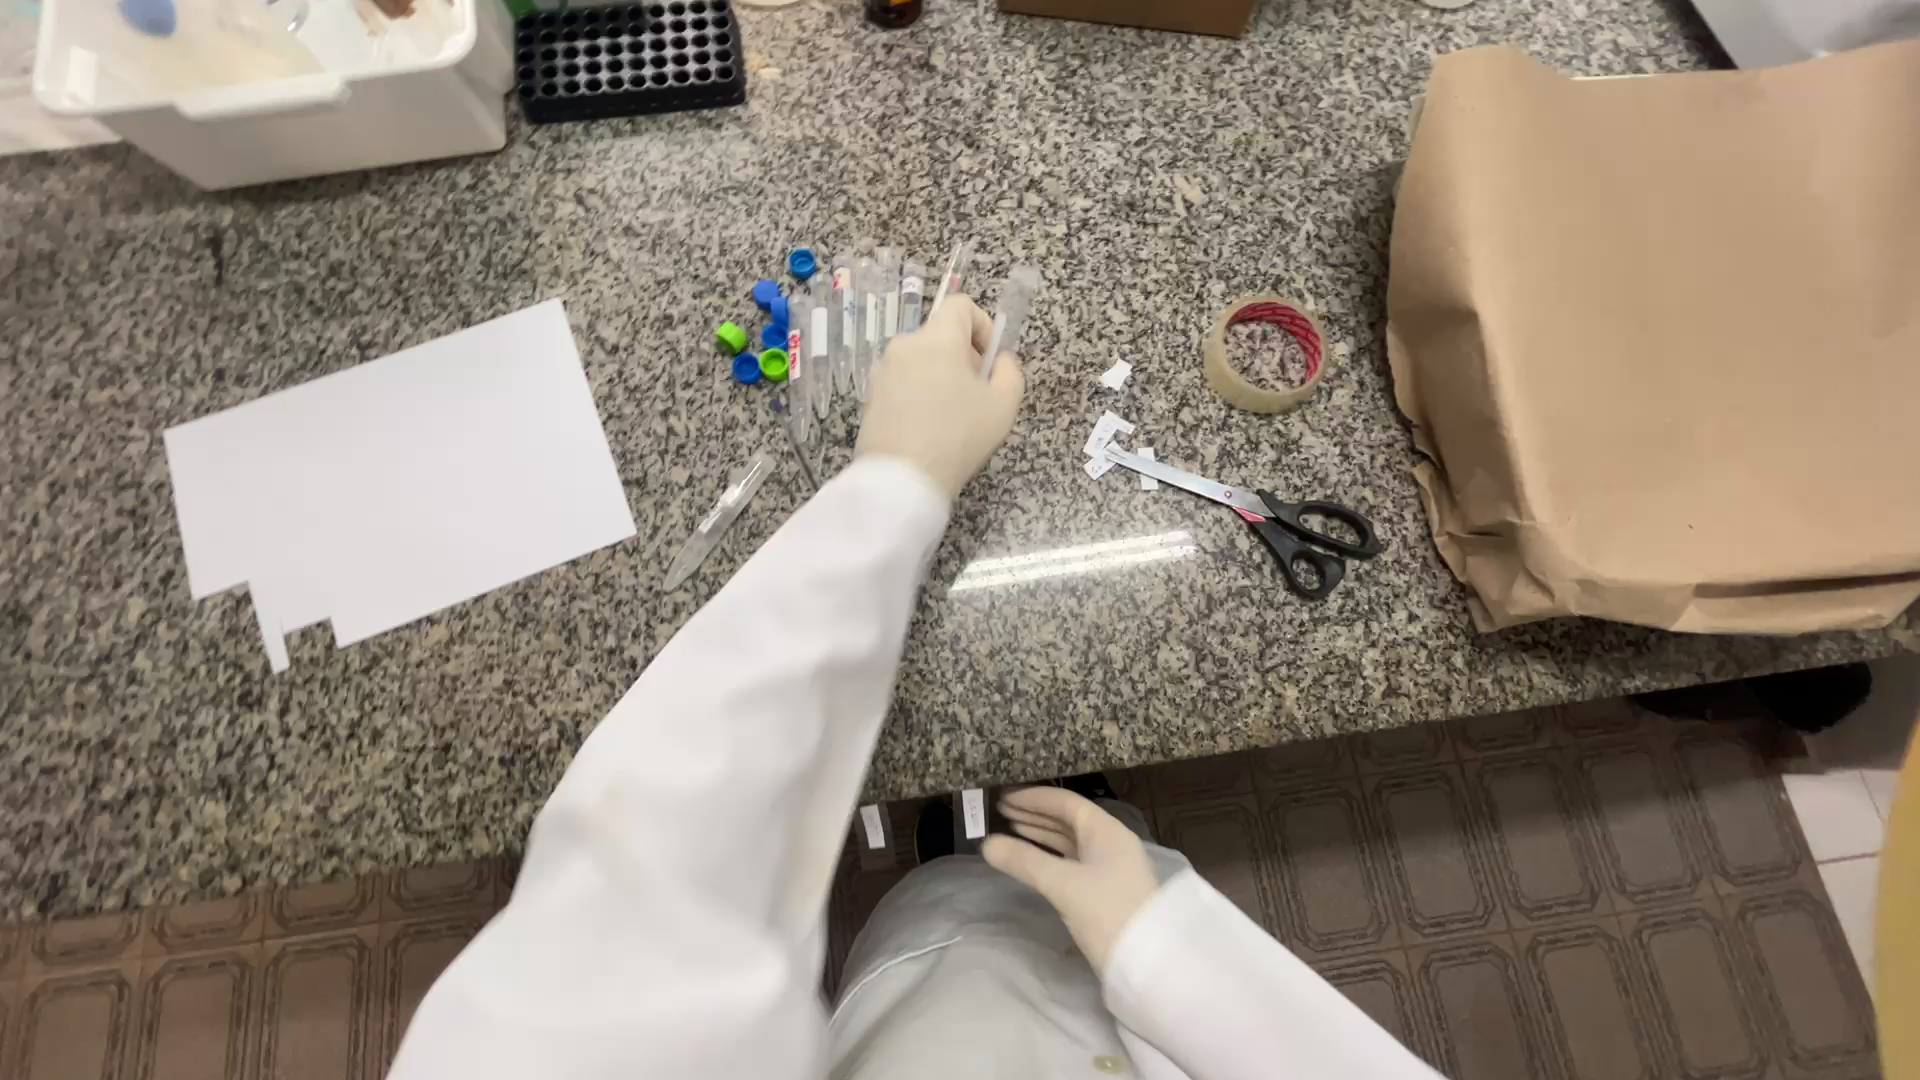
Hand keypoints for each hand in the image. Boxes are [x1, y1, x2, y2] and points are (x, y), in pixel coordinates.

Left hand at [854, 295, 1024, 498]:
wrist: (901, 480)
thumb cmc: (957, 438)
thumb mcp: (1003, 407)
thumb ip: (1010, 373)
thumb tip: (1001, 360)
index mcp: (937, 339)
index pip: (960, 306)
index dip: (982, 326)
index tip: (989, 360)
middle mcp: (904, 346)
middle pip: (939, 337)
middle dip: (962, 358)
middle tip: (975, 395)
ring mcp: (882, 372)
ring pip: (920, 361)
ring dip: (939, 377)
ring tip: (951, 416)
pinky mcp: (870, 397)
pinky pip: (902, 384)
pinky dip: (917, 395)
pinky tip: (927, 429)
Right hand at [980, 786, 1161, 973]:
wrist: (1150, 966)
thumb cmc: (1108, 913)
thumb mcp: (1063, 885)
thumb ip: (1024, 861)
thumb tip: (986, 845)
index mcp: (1106, 830)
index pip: (1066, 802)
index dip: (1033, 798)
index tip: (1003, 797)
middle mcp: (1110, 842)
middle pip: (1067, 819)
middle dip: (1034, 814)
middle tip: (999, 812)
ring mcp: (1109, 867)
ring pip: (1069, 841)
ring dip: (1040, 835)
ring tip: (1009, 831)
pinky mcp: (1105, 891)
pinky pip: (1072, 861)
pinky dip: (1050, 857)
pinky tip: (1031, 861)